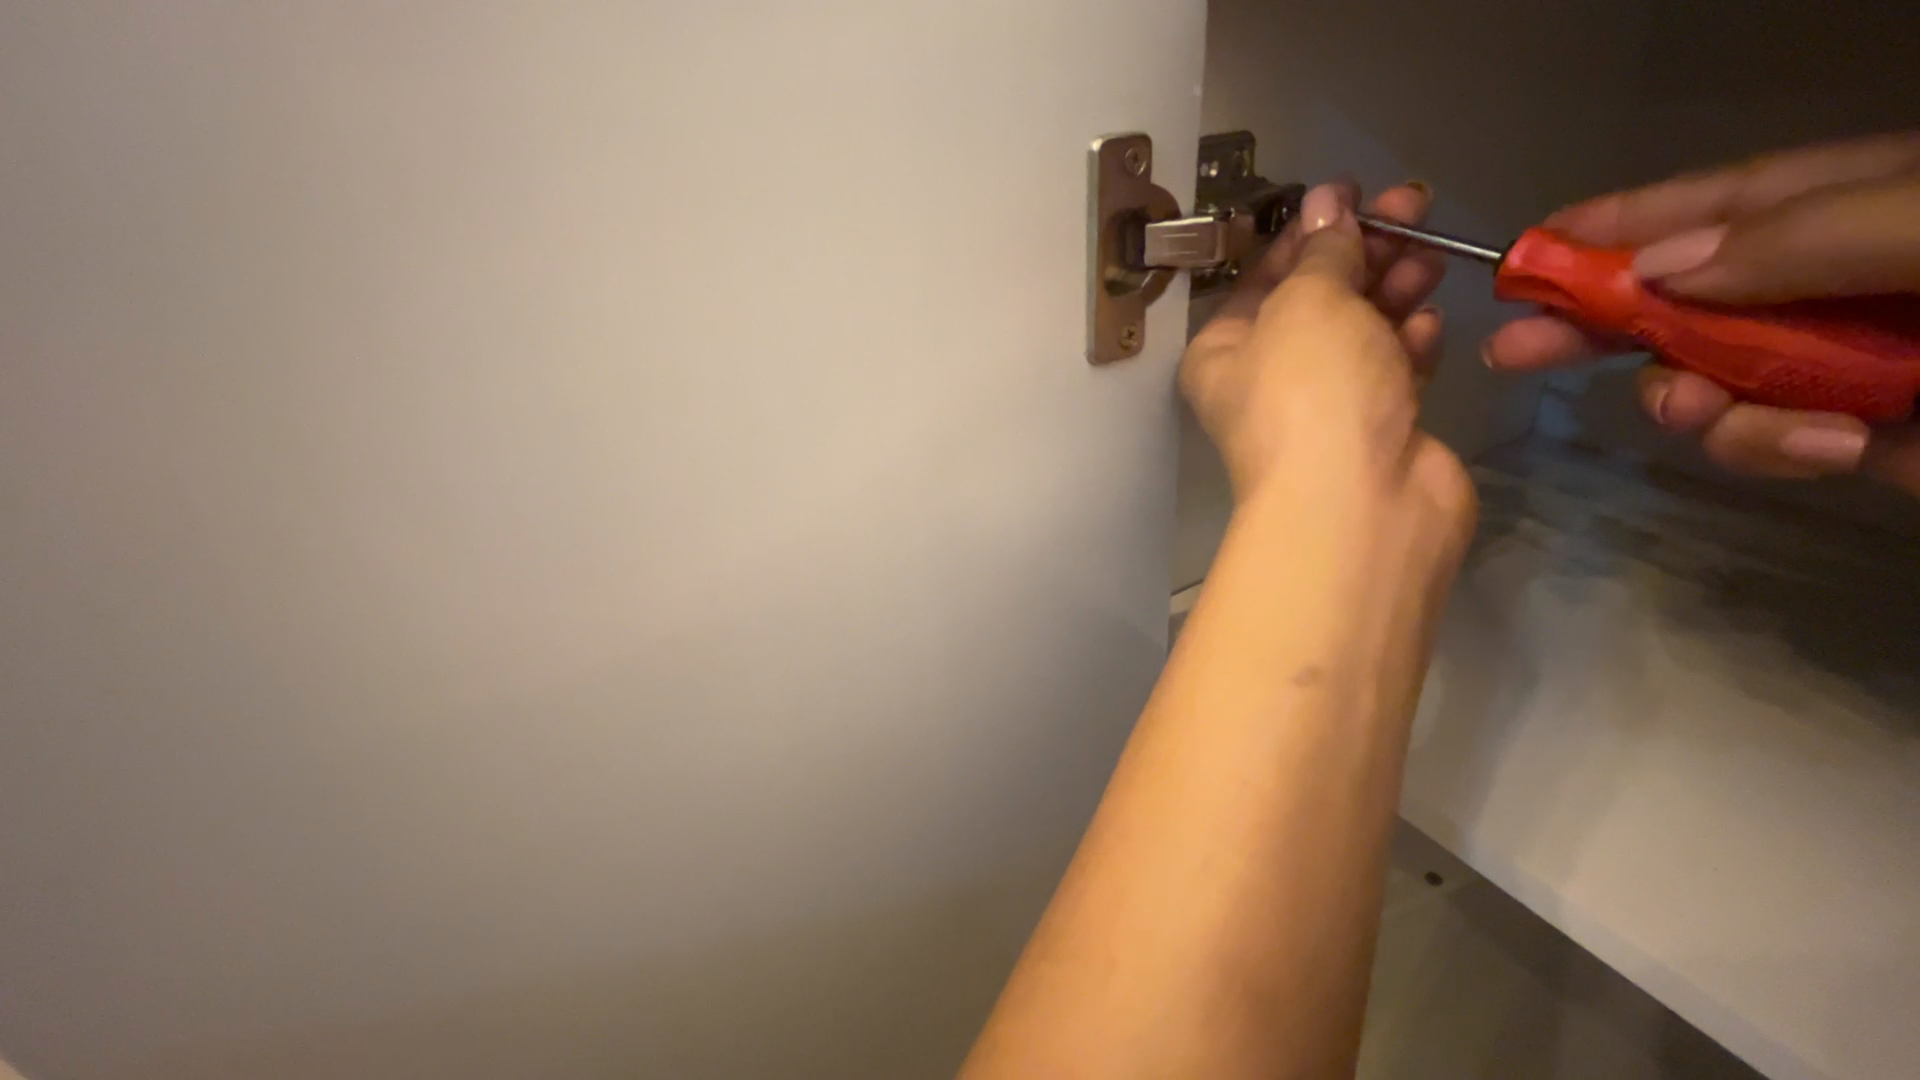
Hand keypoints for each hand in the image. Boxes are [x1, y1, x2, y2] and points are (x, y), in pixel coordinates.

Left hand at [1182, 181, 1473, 537]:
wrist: (1359, 504)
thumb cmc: (1311, 392)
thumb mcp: (1306, 303)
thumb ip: (1322, 252)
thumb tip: (1327, 206)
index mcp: (1222, 351)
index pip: (1262, 276)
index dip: (1307, 231)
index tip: (1354, 191)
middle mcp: (1264, 379)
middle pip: (1317, 300)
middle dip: (1363, 252)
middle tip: (1416, 206)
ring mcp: (1322, 407)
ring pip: (1360, 331)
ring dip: (1393, 290)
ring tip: (1429, 258)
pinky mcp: (1376, 429)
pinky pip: (1392, 369)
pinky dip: (1409, 342)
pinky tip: (1429, 320)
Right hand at [1482, 131, 1919, 494]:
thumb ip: (1823, 234)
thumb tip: (1663, 270)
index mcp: (1872, 207)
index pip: (1715, 208)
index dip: (1613, 226)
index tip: (1523, 257)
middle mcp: (1843, 282)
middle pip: (1684, 297)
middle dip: (1600, 324)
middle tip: (1512, 352)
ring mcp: (1848, 362)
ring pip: (1711, 379)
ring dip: (1694, 401)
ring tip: (1706, 412)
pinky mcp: (1864, 437)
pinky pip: (1772, 442)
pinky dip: (1772, 448)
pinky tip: (1827, 450)